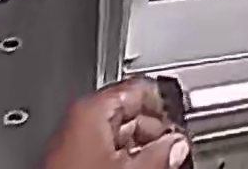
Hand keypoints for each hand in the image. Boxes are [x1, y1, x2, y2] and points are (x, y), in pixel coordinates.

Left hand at [41, 79, 188, 168]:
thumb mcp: (131, 167)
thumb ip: (160, 151)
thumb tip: (177, 143)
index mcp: (92, 108)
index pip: (140, 88)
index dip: (165, 104)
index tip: (180, 120)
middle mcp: (79, 119)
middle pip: (129, 112)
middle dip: (154, 130)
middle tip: (172, 147)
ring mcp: (71, 144)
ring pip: (116, 136)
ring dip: (139, 148)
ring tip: (158, 161)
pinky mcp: (67, 163)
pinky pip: (102, 152)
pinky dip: (121, 159)